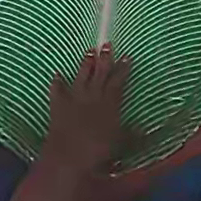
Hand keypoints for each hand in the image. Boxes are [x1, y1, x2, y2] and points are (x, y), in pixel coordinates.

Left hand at [35, 46, 131, 186]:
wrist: (69, 157)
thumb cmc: (98, 152)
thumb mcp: (121, 144)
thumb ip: (132, 135)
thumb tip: (144, 129)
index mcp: (110, 103)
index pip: (118, 81)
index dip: (123, 68)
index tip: (127, 56)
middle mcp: (93, 96)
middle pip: (100, 73)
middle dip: (104, 58)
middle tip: (107, 44)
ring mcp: (74, 98)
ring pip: (81, 75)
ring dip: (85, 63)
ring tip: (89, 51)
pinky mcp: (57, 105)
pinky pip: (57, 89)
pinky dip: (57, 82)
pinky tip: (57, 74)